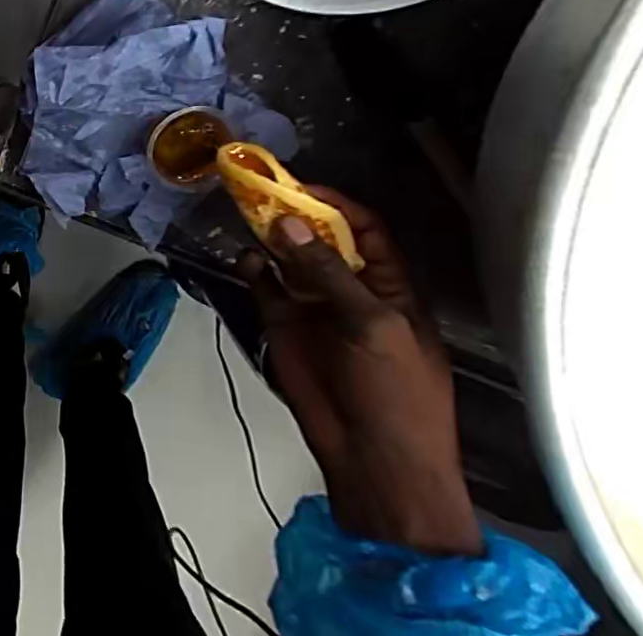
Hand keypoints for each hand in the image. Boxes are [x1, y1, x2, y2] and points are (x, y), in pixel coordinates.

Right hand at [238, 188, 482, 555]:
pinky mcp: (282, 322)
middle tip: (260, 193)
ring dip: (268, 237)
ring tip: (247, 217)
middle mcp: (347, 286)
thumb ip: (328, 272)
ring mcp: (312, 304)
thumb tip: (287, 222)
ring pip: (286, 257)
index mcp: (387, 284)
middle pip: (318, 237)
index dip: (335, 204)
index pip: (363, 229)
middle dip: (293, 215)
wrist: (373, 456)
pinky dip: (253, 269)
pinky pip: (263, 285)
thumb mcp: (372, 324)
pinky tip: (247, 261)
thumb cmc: (395, 390)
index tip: (300, 187)